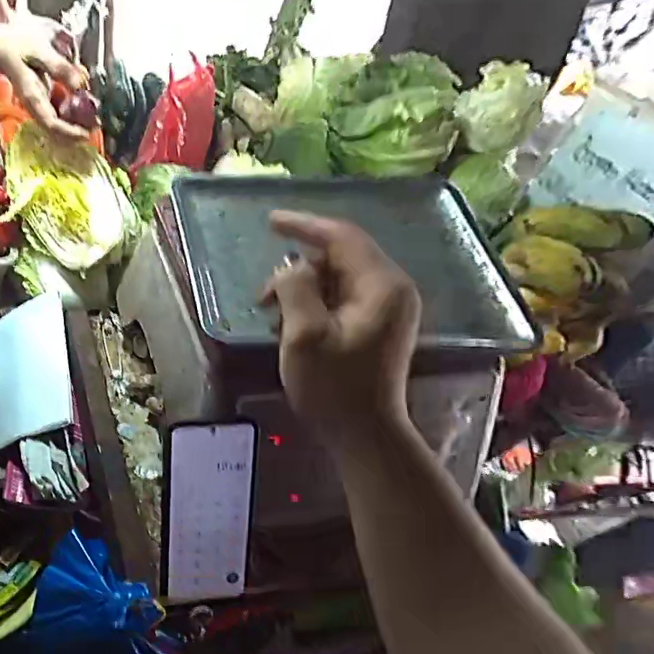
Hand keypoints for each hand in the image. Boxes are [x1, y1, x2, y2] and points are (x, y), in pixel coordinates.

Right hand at [0, 17, 86, 140]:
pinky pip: (54, 117)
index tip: (86, 134)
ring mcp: (36, 105)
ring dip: (72, 127)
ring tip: (91, 122)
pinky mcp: (39, 101)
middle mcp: (34, 107)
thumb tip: (80, 84)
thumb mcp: (40, 51)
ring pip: (55, 126)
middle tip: (94, 129)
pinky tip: (81, 113)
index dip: (69, 132)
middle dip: (74, 134)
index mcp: (33, 97)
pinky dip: (68, 118)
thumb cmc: (16, 44)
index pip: (52, 124)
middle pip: (54, 131)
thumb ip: (60, 67)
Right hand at [260, 211, 420, 452]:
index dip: (304, 225)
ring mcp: (388, 309)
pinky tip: (293, 327)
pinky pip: (343, 300)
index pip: (342, 237)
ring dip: (303, 290)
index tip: (270, 220)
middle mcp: (392, 289)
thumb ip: (295, 290)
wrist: (364, 432)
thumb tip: (290, 268)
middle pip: (340, 258)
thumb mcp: (304, 337)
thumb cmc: (333, 387)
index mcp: (380, 285)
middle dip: (298, 269)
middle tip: (262, 299)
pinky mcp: (378, 327)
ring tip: (274, 319)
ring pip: (339, 280)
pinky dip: (315, 304)